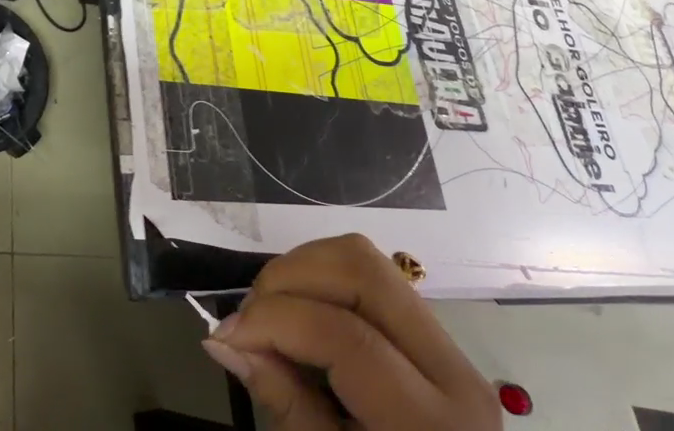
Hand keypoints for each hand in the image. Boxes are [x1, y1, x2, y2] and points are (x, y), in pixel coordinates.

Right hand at [201, 234, 498, 429]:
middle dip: (286, 277)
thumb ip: (281, 398)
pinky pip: (367, 276)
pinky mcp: (430, 331)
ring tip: (270, 314)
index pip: (347, 337)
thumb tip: (221, 340)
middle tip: (249, 318)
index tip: (225, 335)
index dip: (274, 322)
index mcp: (430, 420)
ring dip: (299, 271)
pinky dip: (317, 279)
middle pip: (361, 270)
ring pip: (363, 259)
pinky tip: (297, 315)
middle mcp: (452, 368)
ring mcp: (447, 343)